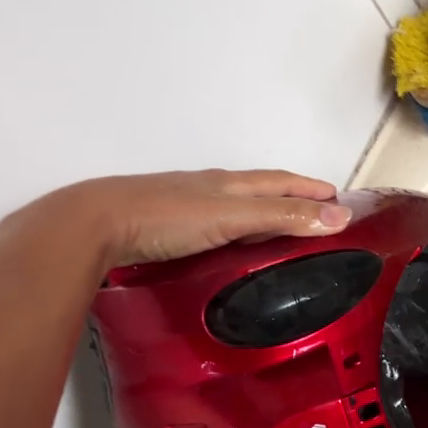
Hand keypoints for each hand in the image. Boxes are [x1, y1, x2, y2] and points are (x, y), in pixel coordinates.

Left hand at [5, 169, 351, 268]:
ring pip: (233, 206)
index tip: (338, 197)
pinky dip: (231, 231)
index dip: (311, 188)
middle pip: (259, 190)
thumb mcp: (233, 218)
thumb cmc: (161, 217)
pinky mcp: (161, 227)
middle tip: (316, 211)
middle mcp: (208, 189)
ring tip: (278, 229)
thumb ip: (284, 217)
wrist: (88, 227)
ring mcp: (182, 206)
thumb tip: (339, 215)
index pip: (281, 181)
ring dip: (261, 213)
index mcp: (229, 183)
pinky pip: (210, 225)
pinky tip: (227, 245)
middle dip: (291, 197)